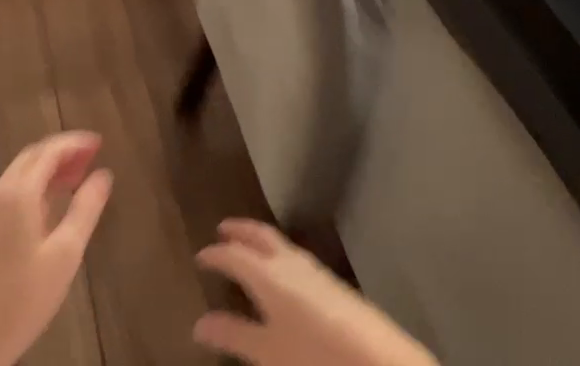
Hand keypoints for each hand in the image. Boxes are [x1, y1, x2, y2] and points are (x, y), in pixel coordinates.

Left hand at [0, 132, 114, 365]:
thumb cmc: (24, 298)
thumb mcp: (65, 254)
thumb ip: (86, 209)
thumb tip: (104, 174)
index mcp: (17, 195)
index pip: (48, 152)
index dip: (74, 143)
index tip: (100, 142)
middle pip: (31, 158)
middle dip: (62, 152)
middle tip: (92, 157)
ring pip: (20, 175)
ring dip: (48, 169)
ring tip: (79, 178)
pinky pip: (11, 193)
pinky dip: (35, 186)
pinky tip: (52, 204)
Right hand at [193, 220, 437, 365]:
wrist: (380, 361)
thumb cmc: (316, 355)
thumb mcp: (269, 352)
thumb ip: (234, 335)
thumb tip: (199, 323)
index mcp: (270, 275)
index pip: (235, 255)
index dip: (216, 254)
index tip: (201, 256)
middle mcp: (292, 264)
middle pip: (262, 236)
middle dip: (241, 230)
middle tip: (223, 228)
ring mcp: (317, 272)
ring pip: (282, 245)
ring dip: (262, 240)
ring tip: (250, 246)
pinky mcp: (334, 285)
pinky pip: (297, 257)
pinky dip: (280, 255)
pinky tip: (283, 273)